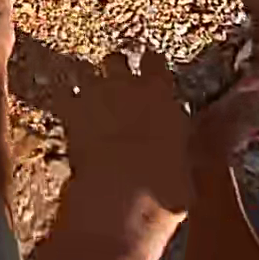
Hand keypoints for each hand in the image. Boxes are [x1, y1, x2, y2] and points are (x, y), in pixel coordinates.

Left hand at [58, 47, 192, 259]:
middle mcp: (124, 85)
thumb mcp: (190, 166)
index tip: (150, 69)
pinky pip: (63, 95)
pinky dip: (65, 101)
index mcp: (159, 94)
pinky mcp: (68, 112)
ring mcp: (92, 95)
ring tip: (91, 99)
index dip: (150, 64)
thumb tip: (195, 134)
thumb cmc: (164, 190)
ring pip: (86, 73)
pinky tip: (68, 111)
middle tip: (117, 84)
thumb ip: (189, 140)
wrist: (119, 200)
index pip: (154, 61)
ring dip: (88, 84)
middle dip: (114, 68)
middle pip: (115, 59)